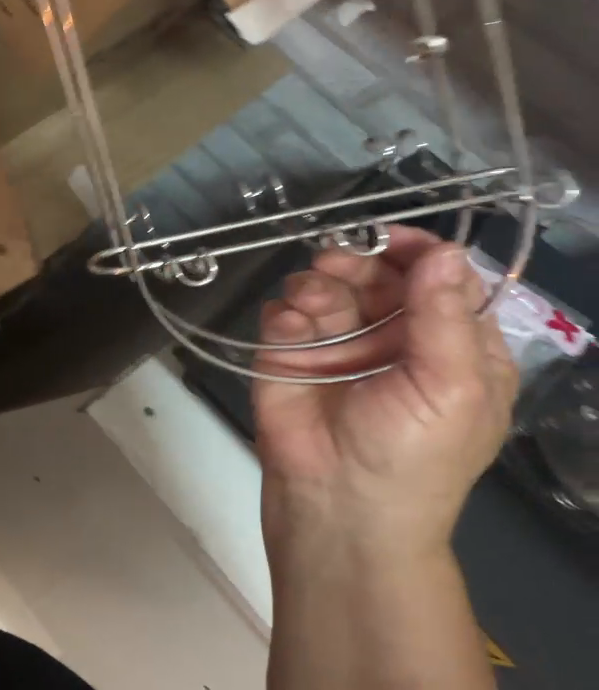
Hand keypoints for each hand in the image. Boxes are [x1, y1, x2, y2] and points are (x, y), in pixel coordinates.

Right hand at [253, 226, 517, 554]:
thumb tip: (445, 251)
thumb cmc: (415, 451)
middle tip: (337, 263)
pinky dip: (285, 313)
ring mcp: (337, 341)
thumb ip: (444, 318)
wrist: (339, 495)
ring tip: (313, 307)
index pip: (443, 281)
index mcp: (452, 345)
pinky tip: (290, 331)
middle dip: (357, 263)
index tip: (389, 238)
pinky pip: (282, 311)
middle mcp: (394, 335)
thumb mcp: (451, 387)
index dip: (421, 254)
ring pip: (324, 285)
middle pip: (377, 275)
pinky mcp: (286, 349)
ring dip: (317, 286)